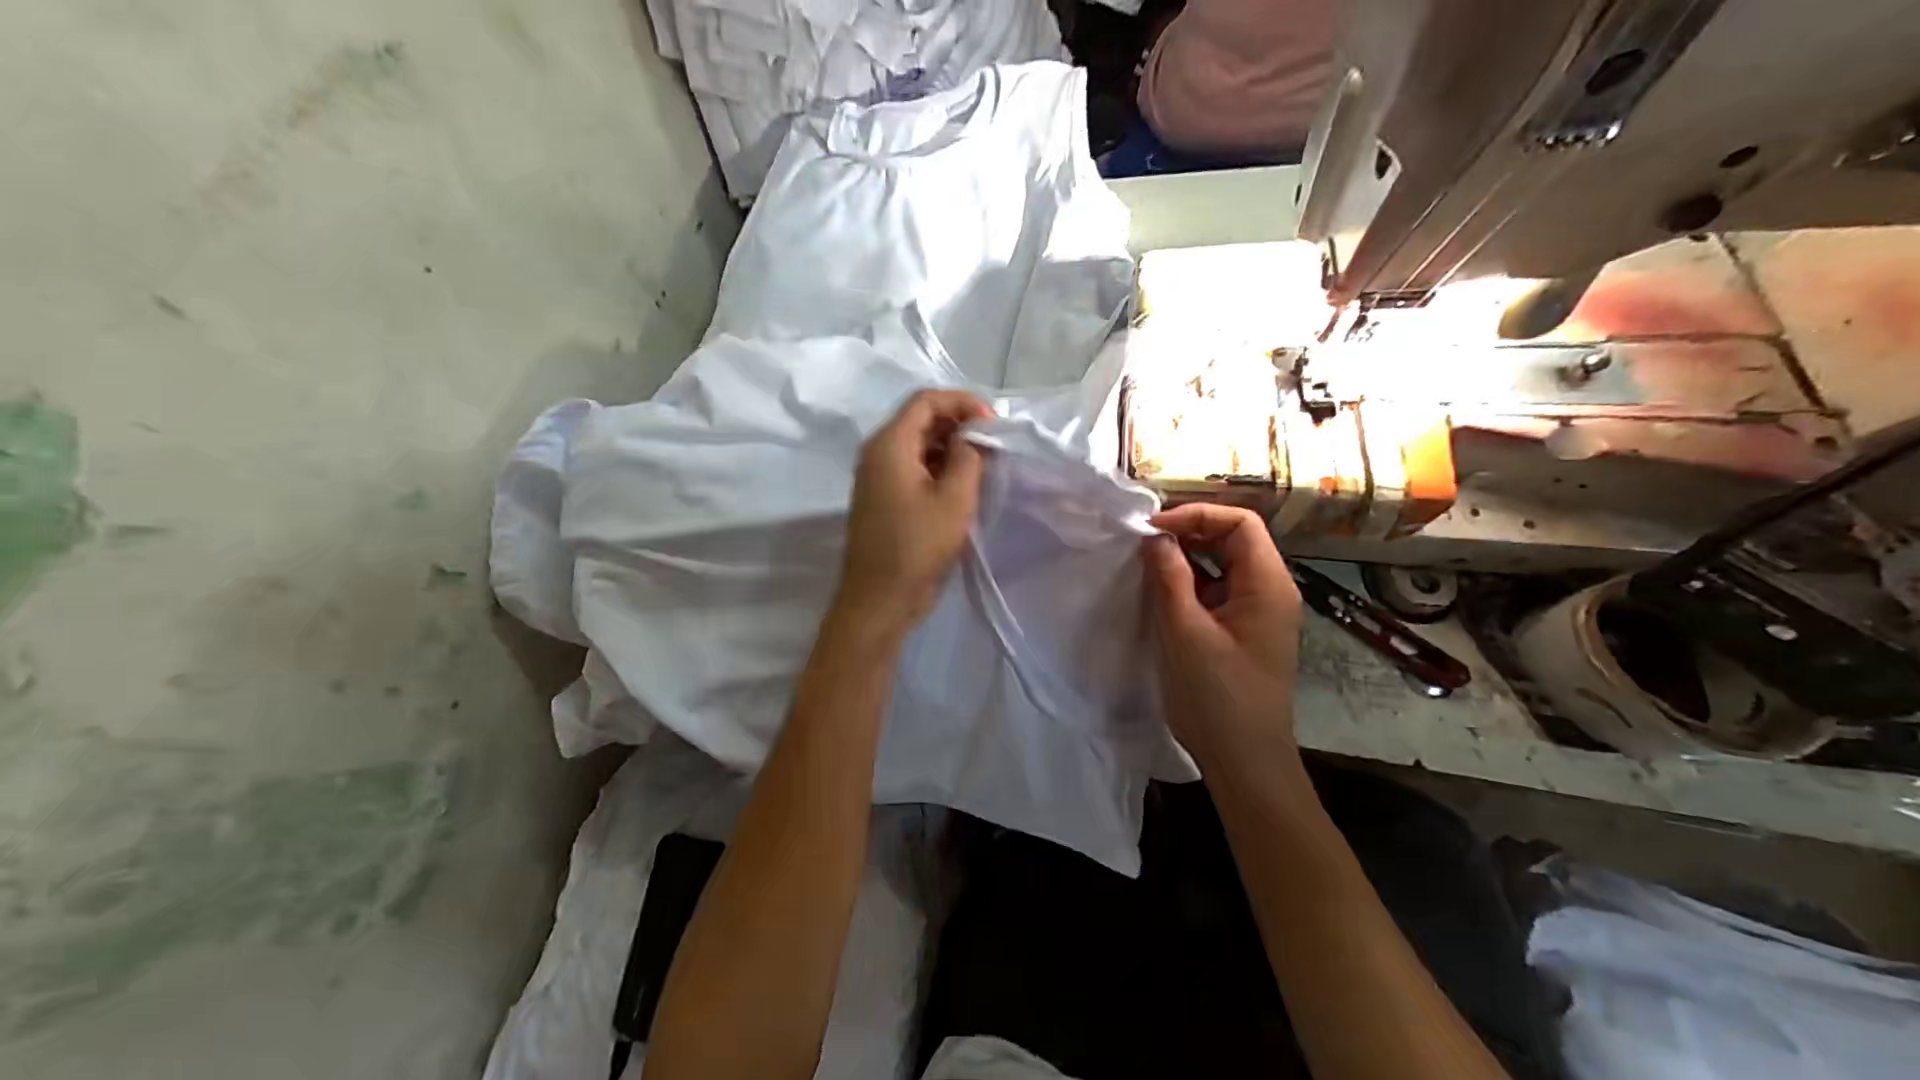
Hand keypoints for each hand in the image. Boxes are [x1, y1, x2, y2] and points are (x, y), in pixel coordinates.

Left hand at [838, 389, 992, 631]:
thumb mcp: (955, 499)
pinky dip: (939, 468)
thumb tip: (974, 435)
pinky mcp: (883, 498)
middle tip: (993, 445)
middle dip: (959, 424)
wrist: (879, 599)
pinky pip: (913, 468)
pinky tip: (963, 486)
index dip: (963, 402)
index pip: (926, 400)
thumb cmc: (917, 547)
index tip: (994, 424)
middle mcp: (878, 452)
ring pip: (918, 445)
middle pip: (921, 419)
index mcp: (890, 444)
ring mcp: (877, 476)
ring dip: (951, 448)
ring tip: (984, 466)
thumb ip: (969, 457)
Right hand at [1141, 504, 1303, 766]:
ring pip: (1223, 565)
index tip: (1153, 528)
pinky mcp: (1243, 632)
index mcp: (1267, 585)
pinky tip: (1160, 592)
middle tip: (1144, 541)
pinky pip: (1218, 591)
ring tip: (1146, 563)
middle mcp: (1270, 591)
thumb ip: (1169, 577)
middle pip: (1234, 539)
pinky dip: (1190, 583)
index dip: (1196, 515)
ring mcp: (1258, 613)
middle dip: (1189, 532)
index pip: (1240, 522)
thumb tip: (1155, 537)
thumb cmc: (1217, 697)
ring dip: (1187, 558)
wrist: (1245, 762)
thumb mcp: (1184, 632)